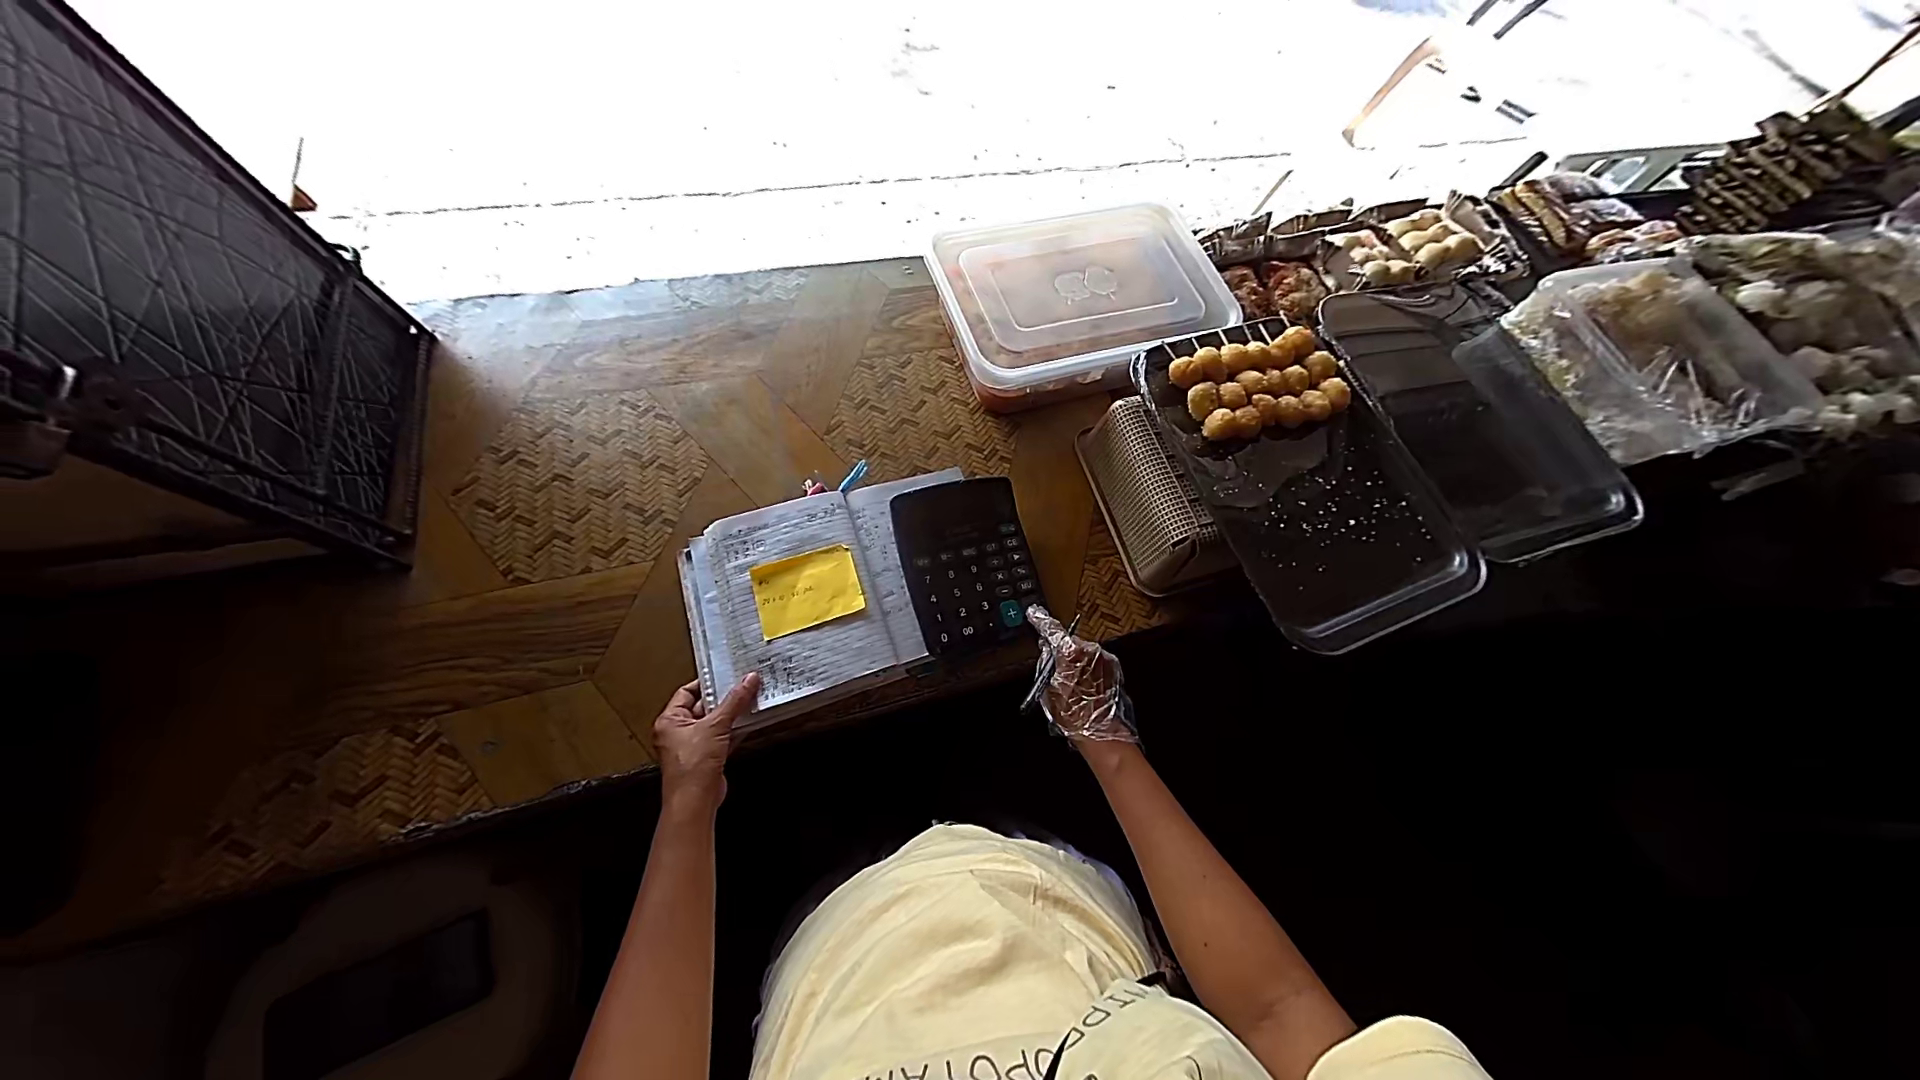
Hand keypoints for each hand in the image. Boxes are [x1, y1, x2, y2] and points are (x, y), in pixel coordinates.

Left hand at [653, 673, 759, 808]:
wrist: (695, 801)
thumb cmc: (691, 766)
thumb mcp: (715, 726)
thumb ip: (735, 701)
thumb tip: (748, 680)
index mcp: (670, 720)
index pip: (687, 692)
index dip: (707, 682)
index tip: (726, 674)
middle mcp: (679, 731)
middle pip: (704, 706)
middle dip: (725, 698)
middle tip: (744, 684)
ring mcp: (693, 745)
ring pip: (715, 722)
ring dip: (732, 714)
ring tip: (751, 699)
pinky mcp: (707, 757)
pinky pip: (723, 736)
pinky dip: (735, 729)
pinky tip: (751, 721)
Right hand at [1025, 606, 1137, 745]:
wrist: (1101, 733)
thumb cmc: (1074, 715)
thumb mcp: (1048, 689)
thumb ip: (1046, 664)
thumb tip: (1047, 652)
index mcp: (1070, 653)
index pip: (1052, 630)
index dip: (1040, 621)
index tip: (1035, 613)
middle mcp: (1090, 650)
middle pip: (1069, 641)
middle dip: (1061, 651)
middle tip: (1054, 668)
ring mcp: (1104, 658)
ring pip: (1083, 651)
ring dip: (1076, 660)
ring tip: (1072, 683)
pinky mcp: (1114, 667)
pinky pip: (1095, 661)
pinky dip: (1088, 667)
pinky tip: (1084, 685)